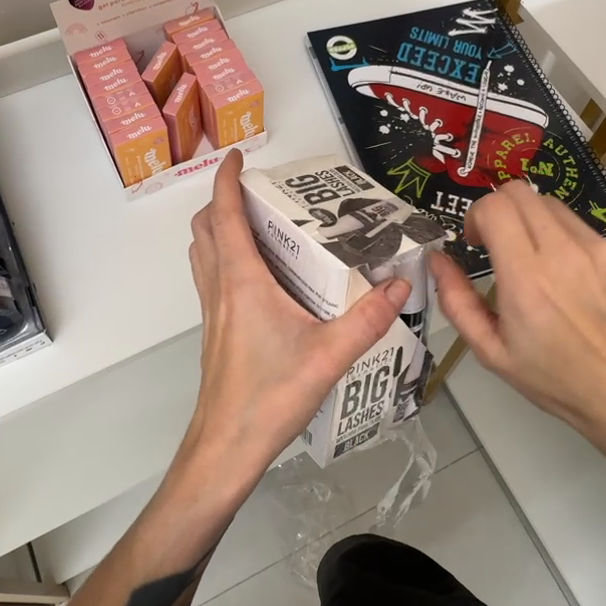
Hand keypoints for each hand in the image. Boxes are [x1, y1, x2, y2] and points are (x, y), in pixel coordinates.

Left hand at [182, 150, 411, 488]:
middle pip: (206, 228)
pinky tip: (262, 277)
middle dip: (225, 200)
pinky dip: (225, 257)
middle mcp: (220, 287)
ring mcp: (212, 310)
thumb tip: (401, 283)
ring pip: (204, 253)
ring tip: (261, 225)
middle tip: (262, 193)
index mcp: (241, 281)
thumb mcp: (328, 357)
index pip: (225, 214)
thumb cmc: (269, 398)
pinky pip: (211, 277)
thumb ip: (367, 319)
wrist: (224, 449)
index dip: (228, 180)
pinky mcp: (215, 331)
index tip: (239, 156)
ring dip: (220, 228)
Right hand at [431, 181, 605, 465]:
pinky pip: (583, 229)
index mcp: (528, 279)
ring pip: (552, 205)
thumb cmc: (553, 379)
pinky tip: (572, 280)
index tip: (476, 242)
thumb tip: (437, 259)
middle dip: (500, 209)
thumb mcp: (491, 351)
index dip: (477, 216)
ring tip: (536, 261)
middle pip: (521, 192)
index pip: (495, 207)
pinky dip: (567, 242)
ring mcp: (602, 250)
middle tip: (498, 242)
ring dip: (533, 222)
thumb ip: (456, 301)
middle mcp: (566, 254)